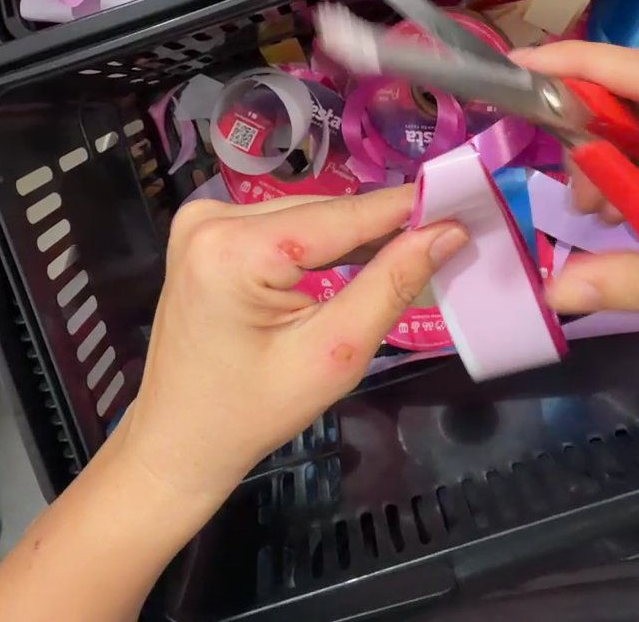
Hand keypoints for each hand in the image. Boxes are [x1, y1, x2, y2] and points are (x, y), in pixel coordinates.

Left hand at [112, 188, 467, 501]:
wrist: (177, 440)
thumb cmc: (253, 411)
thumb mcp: (334, 355)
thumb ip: (391, 285)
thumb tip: (446, 232)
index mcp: (234, 248)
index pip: (340, 216)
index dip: (405, 208)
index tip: (461, 198)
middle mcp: (211, 216)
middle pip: (320, 213)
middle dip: (379, 226)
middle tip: (445, 230)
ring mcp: (202, 219)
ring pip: (303, 215)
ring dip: (351, 233)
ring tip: (411, 240)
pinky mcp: (203, 230)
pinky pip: (278, 224)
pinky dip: (317, 240)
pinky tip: (356, 252)